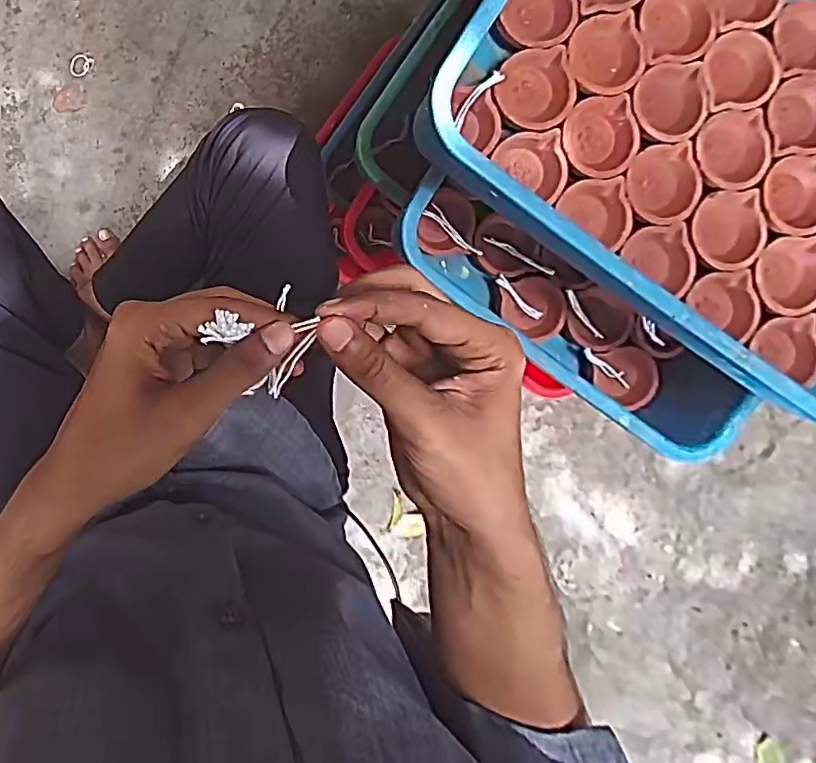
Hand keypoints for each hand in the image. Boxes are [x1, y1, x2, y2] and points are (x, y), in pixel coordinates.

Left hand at [24, 288, 294, 532]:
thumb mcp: (189, 412)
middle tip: (296, 349)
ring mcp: (146, 336)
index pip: (216, 303)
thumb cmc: (117, 451)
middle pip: (214, 309)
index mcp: (142, 322)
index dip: (261, 316)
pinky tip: (251, 374)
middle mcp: (142, 319)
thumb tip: (279, 336)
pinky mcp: (151, 355)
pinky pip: (197, 346)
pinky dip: (225, 360)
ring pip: (209, 328)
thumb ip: (238, 370)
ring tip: (282, 364)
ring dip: (243, 345)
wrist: (77, 481)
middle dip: (256, 328)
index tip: (299, 330)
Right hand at [315, 266, 526, 532]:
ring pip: (389, 312)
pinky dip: (354, 338)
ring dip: (356, 316)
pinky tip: (336, 341)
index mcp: (489, 345)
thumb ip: (374, 370)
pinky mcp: (409, 367)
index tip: (335, 311)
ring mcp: (435, 352)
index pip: (426, 306)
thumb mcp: (423, 421)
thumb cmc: (475, 480)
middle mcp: (464, 341)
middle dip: (367, 298)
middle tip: (329, 311)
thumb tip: (335, 329)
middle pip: (410, 294)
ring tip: (326, 326)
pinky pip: (376, 339)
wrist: (467, 521)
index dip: (376, 304)